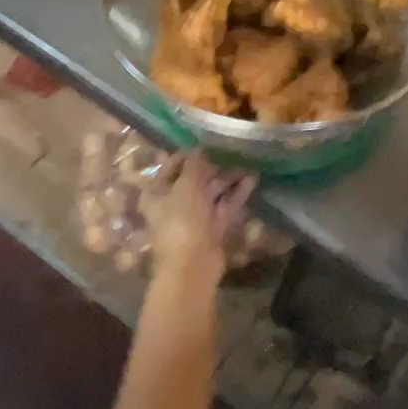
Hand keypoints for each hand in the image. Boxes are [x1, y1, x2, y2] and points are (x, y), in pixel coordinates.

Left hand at [142, 154, 255, 281]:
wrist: (192, 265)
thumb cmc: (181, 220)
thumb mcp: (186, 186)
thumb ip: (194, 165)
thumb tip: (199, 149)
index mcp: (156, 191)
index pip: (171, 166)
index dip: (189, 155)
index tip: (209, 143)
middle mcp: (172, 202)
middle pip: (194, 179)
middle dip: (214, 167)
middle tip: (233, 153)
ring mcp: (193, 216)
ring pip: (211, 192)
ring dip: (228, 180)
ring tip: (248, 165)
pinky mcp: (211, 227)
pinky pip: (224, 206)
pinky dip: (235, 194)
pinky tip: (251, 181)